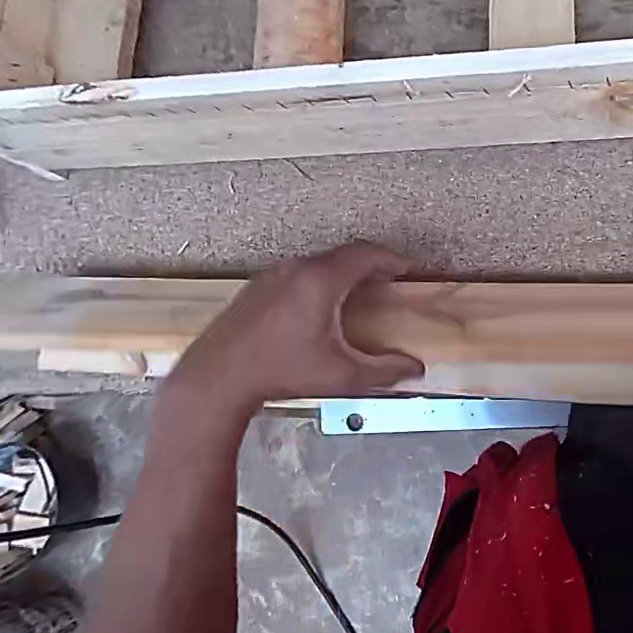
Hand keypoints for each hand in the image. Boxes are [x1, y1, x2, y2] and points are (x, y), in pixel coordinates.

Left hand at [155, 243, 424, 434]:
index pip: (367, 254)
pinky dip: (323, 280)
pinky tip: (324, 306)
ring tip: (363, 293)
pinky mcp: (258, 287)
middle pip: (345, 254)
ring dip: (347, 271)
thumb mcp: (343, 375)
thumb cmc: (281, 373)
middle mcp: (297, 269)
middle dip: (374, 264)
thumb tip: (415, 368)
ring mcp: (274, 275)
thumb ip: (385, 370)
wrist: (217, 378)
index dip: (395, 259)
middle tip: (392, 280)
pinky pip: (300, 273)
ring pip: (321, 262)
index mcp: (321, 280)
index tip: (411, 270)